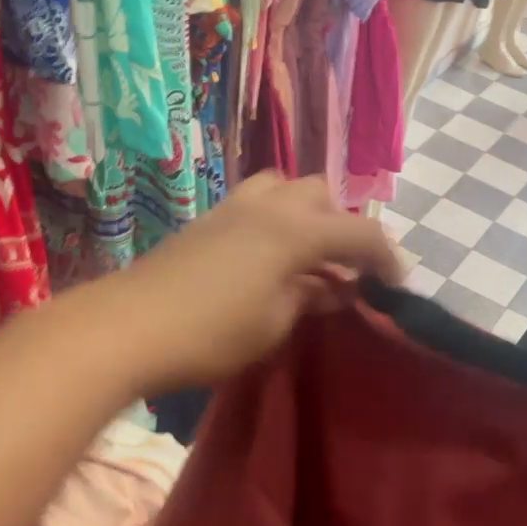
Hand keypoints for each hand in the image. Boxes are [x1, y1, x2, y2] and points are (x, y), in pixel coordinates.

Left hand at [108, 173, 401, 390]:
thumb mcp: (274, 324)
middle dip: (344, 228)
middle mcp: (268, 205)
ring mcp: (232, 208)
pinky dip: (278, 224)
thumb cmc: (211, 333)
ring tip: (308, 262)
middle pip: (323, 195)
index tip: (396, 288)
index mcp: (294, 230)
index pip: (360, 231)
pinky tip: (270, 264)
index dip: (386, 257)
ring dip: (308, 219)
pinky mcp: (206, 222)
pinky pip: (257, 206)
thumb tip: (335, 290)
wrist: (130, 327)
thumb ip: (310, 299)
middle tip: (347, 273)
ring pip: (286, 191)